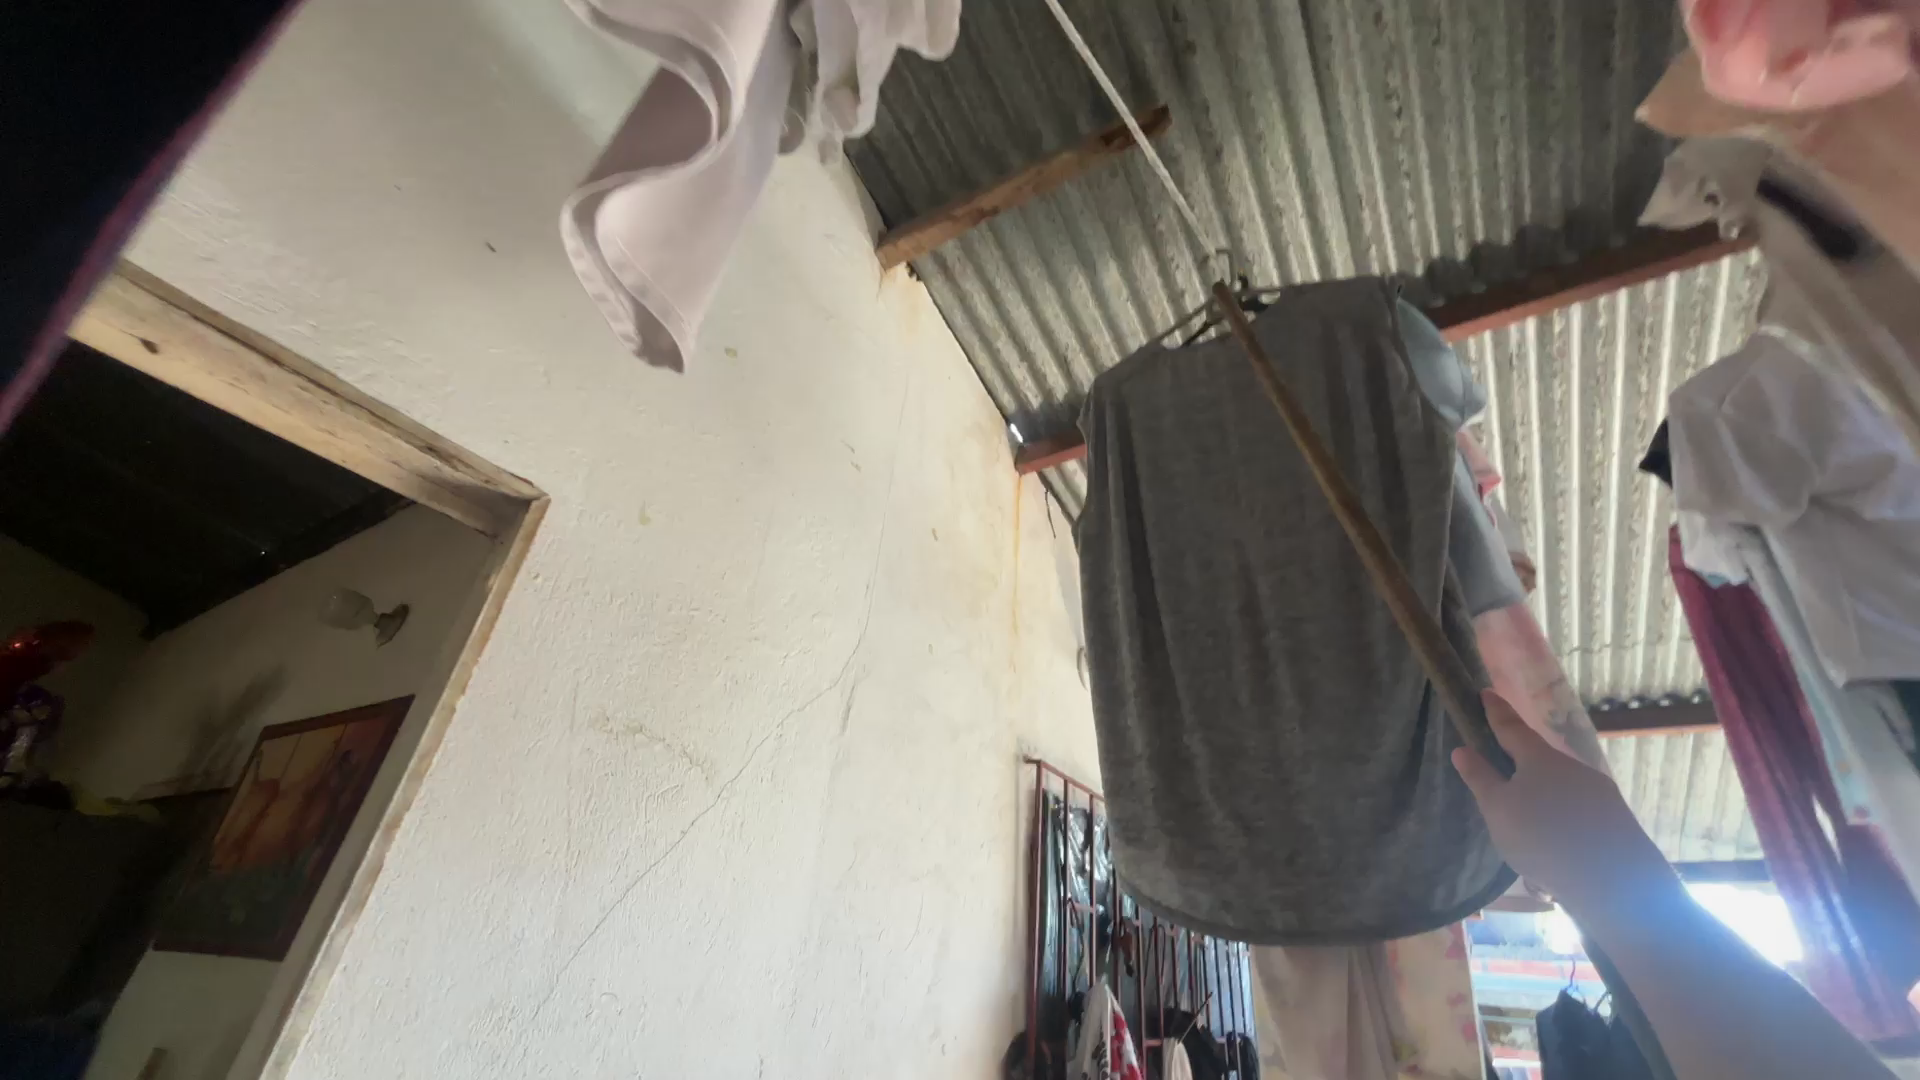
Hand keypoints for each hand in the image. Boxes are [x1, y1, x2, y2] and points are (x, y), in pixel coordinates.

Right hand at [1453, 689, 1676, 912]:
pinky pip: (1578, 811)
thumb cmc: (1543, 838)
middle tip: (1500, 769)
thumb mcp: (1497, 809)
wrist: (1620, 887)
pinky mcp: (1617, 823)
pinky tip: (1552, 843)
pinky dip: (1561, 818)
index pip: (1511, 727)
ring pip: (1561, 787)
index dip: (1496, 711)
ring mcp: (1601, 795)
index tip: (1486, 693)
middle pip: (1539, 758)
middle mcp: (1573, 769)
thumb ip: (1480, 778)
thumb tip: (1463, 750)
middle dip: (1520, 761)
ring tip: (1524, 822)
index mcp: (1540, 759)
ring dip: (1541, 796)